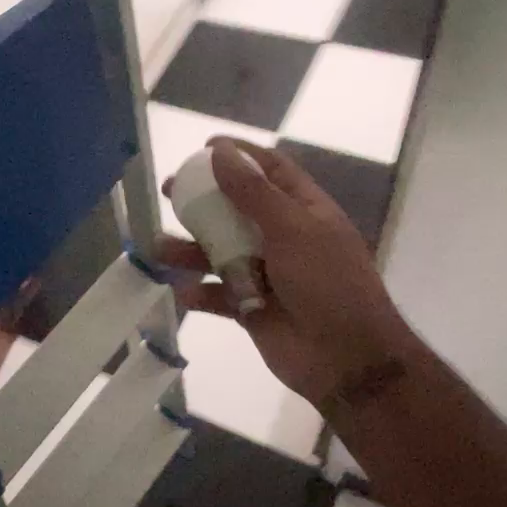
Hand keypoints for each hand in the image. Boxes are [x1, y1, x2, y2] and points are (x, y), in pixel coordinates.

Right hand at [159, 138, 403, 409]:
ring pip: (219, 251)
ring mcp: (266, 272)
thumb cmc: (327, 283)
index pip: (270, 170)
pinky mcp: (251, 306)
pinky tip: (185, 294)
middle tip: (169, 191)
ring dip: (190, 249)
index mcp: (304, 210)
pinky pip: (218, 293)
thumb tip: (221, 151)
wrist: (346, 359)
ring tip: (160, 248)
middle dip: (202, 200)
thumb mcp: (292, 229)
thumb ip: (253, 191)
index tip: (204, 147)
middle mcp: (284, 236)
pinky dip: (201, 294)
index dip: (240, 155)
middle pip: (236, 208)